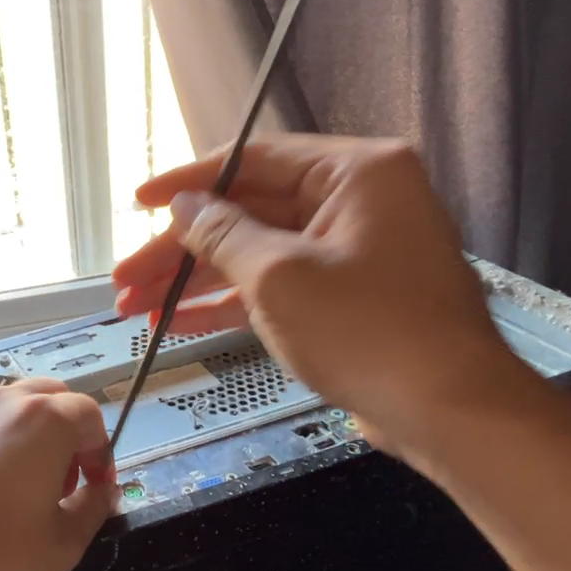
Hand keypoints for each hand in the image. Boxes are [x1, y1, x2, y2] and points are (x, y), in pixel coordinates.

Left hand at [0, 379, 118, 570]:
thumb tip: (102, 492)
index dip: (100, 451)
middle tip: (62, 481)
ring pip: (8, 405)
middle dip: (67, 433)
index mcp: (43, 420)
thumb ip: (94, 507)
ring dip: (28, 432)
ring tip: (21, 484)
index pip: (89, 414)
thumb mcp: (65, 542)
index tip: (95, 487)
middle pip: (50, 397)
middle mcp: (0, 403)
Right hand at [112, 134, 531, 450]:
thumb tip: (182, 206)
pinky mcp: (342, 298)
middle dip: (179, 250)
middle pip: (245, 213)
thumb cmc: (367, 329)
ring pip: (252, 255)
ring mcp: (348, 253)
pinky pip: (271, 287)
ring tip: (134, 308)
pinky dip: (224, 304)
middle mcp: (354, 203)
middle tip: (123, 279)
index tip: (137, 203)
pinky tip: (174, 323)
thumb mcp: (278, 275)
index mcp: (354, 174)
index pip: (253, 160)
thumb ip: (221, 233)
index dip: (187, 182)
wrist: (447, 411)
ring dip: (192, 282)